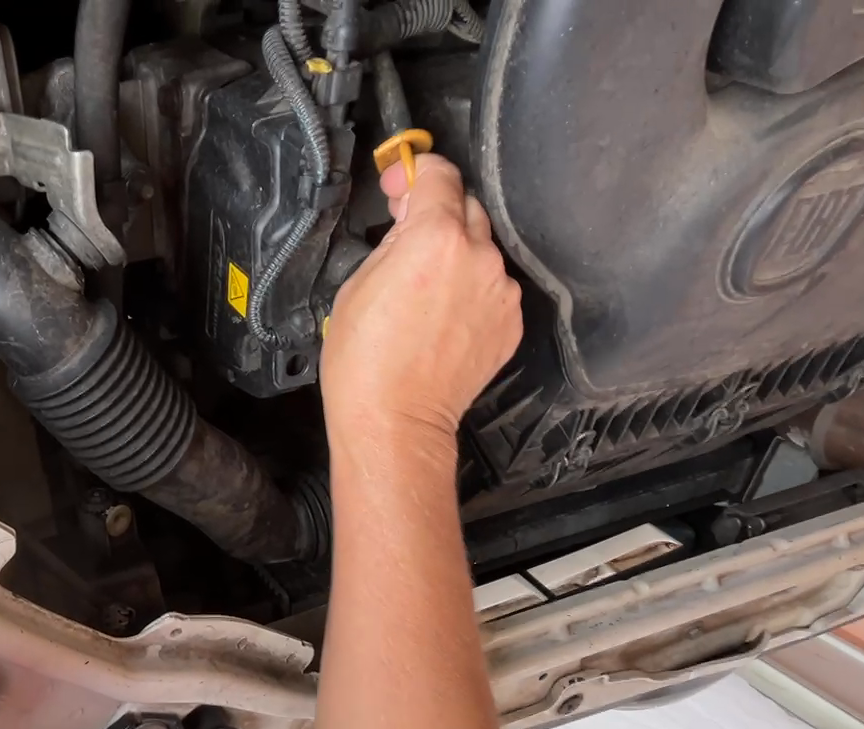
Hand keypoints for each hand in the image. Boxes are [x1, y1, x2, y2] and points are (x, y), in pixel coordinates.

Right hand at [322, 154, 522, 442]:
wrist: (394, 421)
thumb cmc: (363, 365)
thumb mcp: (354, 288)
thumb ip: (389, 246)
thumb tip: (405, 228)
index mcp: (433, 239)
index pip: (438, 174)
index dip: (415, 173)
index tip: (401, 182)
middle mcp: (478, 256)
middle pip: (465, 208)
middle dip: (436, 217)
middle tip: (405, 241)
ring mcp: (500, 291)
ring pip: (480, 251)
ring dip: (455, 258)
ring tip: (421, 295)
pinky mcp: (509, 322)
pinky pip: (491, 289)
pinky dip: (470, 293)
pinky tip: (439, 321)